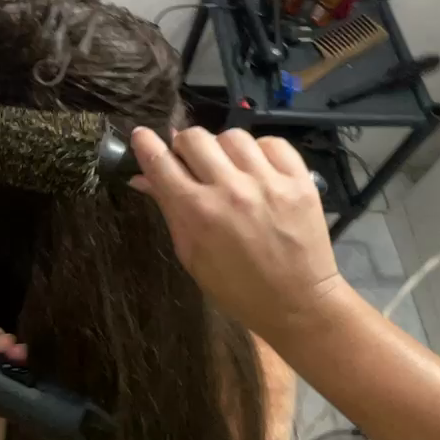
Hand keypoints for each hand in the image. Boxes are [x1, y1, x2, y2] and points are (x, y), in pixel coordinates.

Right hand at [129, 126, 351, 341]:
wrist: (297, 304)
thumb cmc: (235, 286)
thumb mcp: (191, 254)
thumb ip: (168, 209)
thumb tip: (141, 177)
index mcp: (197, 212)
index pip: (160, 161)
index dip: (145, 143)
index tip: (142, 136)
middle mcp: (230, 189)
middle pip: (194, 137)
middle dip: (184, 146)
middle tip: (191, 163)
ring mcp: (268, 182)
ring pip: (232, 136)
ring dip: (223, 148)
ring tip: (228, 168)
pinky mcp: (299, 181)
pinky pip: (272, 143)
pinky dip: (260, 151)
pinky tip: (258, 170)